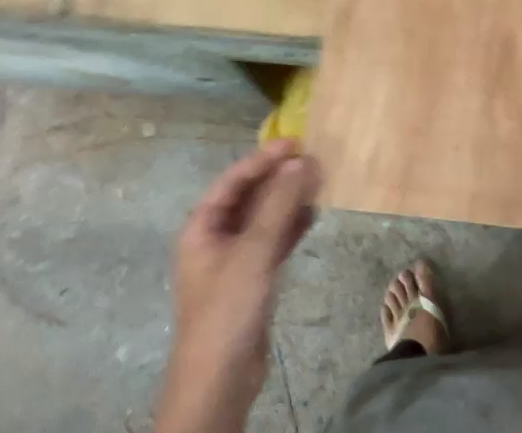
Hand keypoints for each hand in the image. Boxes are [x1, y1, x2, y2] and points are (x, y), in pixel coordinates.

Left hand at [157, 140, 321, 432]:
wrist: (220, 378)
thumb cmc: (228, 308)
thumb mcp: (254, 251)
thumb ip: (279, 204)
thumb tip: (302, 161)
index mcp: (202, 227)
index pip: (233, 180)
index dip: (263, 159)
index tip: (296, 142)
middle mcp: (216, 239)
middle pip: (249, 197)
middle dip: (279, 178)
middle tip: (314, 160)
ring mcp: (234, 261)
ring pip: (264, 219)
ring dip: (288, 200)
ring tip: (319, 182)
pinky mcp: (252, 280)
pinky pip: (273, 242)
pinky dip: (290, 227)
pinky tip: (312, 216)